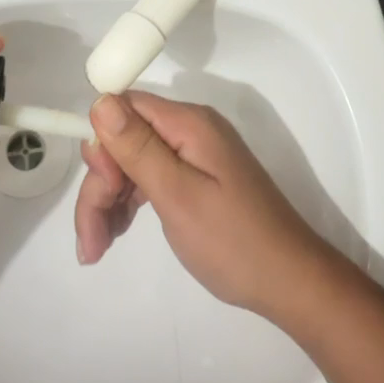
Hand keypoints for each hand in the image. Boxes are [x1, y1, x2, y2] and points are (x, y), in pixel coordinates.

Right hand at [74, 90, 337, 318]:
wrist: (289, 282)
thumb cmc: (232, 241)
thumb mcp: (178, 195)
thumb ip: (138, 147)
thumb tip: (100, 100)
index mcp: (189, 124)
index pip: (123, 108)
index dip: (103, 145)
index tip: (102, 188)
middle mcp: (190, 130)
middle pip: (124, 139)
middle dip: (101, 184)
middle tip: (94, 237)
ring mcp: (195, 155)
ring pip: (131, 162)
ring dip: (108, 200)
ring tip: (97, 248)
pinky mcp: (197, 178)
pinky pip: (150, 179)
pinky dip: (128, 204)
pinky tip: (115, 235)